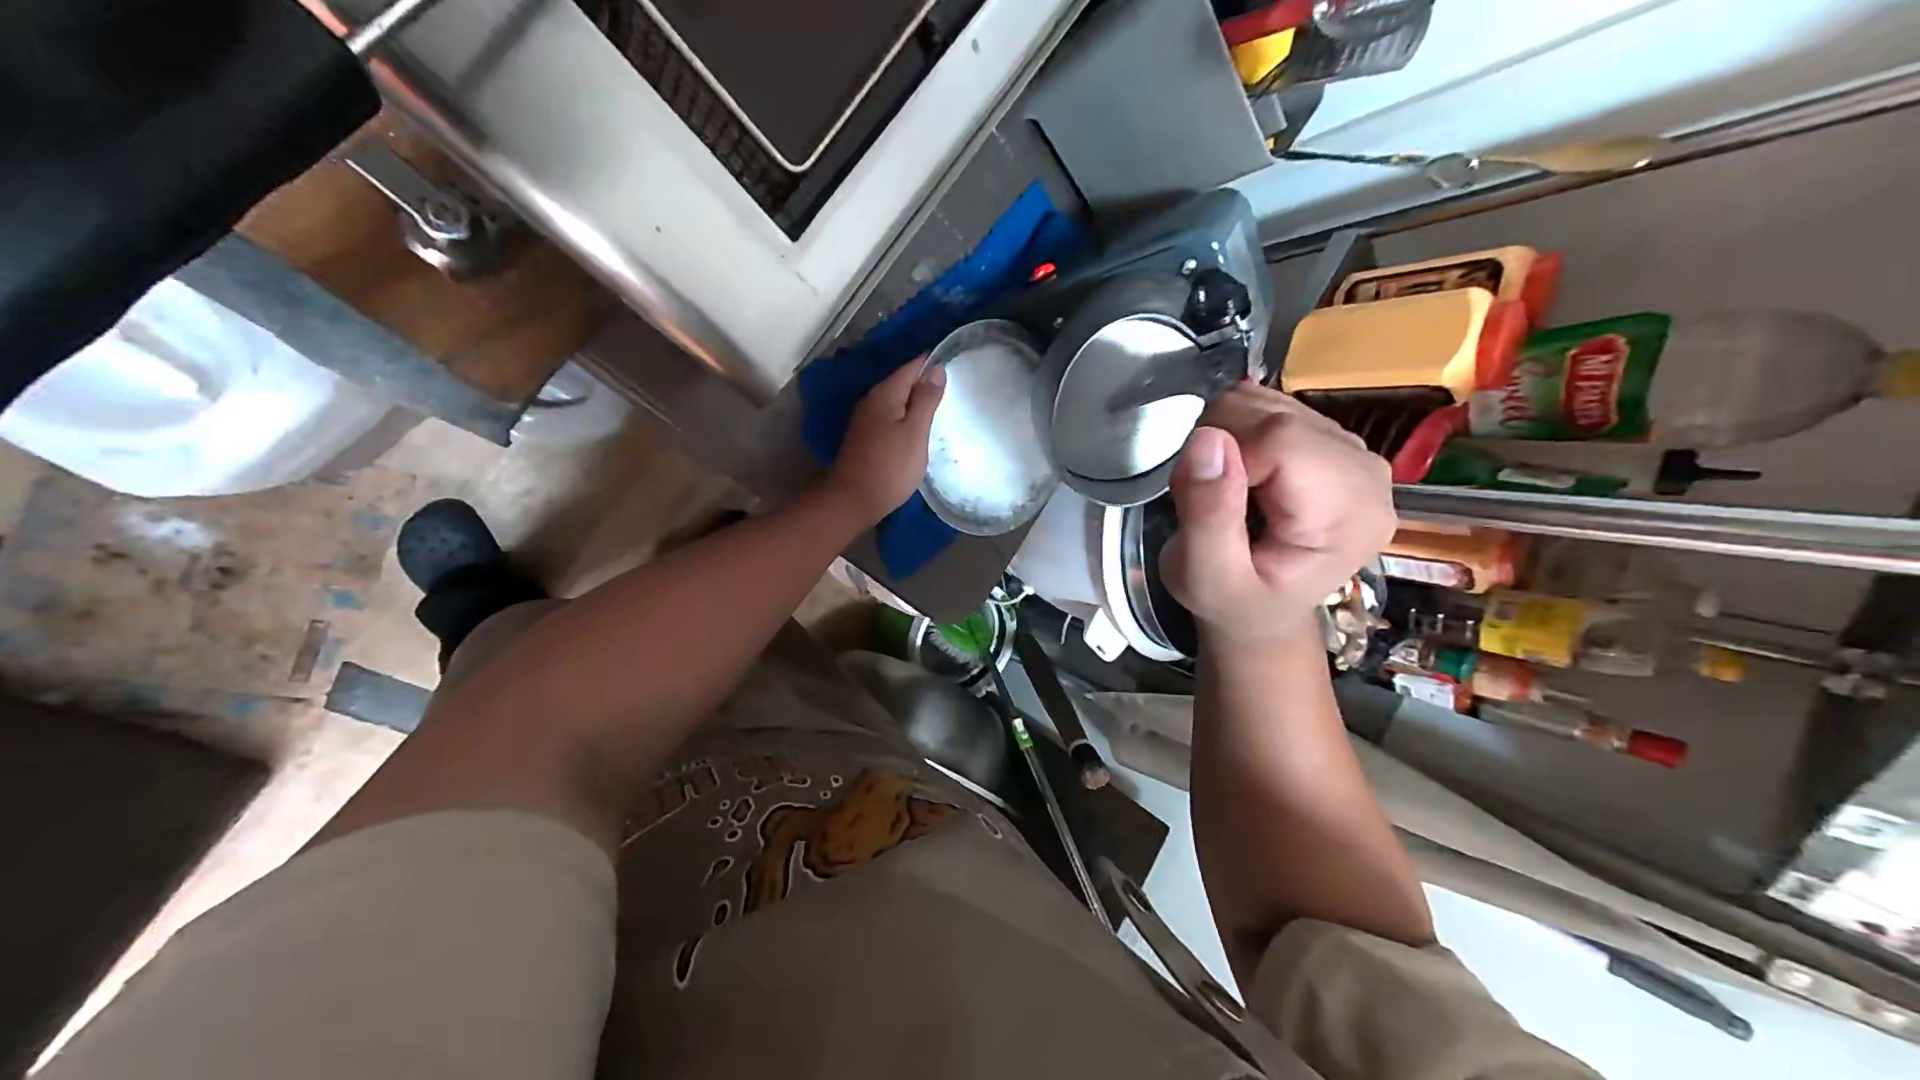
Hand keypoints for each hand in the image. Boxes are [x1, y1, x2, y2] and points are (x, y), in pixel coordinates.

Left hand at [824, 358, 946, 524]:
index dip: (931, 362)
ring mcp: (865, 420)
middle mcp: (871, 401)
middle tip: (952, 383)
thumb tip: (936, 369)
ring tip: (939, 403)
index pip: (912, 367)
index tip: (952, 359)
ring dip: (914, 399)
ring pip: (894, 400)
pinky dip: (904, 415)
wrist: (853, 500)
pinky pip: (889, 416)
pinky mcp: (864, 437)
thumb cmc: (890, 466)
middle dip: (923, 380)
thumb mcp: (915, 432)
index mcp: (885, 394)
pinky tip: (916, 425)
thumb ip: (926, 400)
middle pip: (901, 382)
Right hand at [1161, 382, 1395, 644]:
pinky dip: (1235, 431)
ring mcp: (1352, 450)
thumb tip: (1206, 437)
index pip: (1281, 440)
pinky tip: (1237, 474)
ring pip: (1267, 403)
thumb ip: (1208, 515)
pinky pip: (1268, 406)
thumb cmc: (1234, 602)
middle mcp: (1366, 471)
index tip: (1202, 499)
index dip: (1227, 456)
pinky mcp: (1330, 438)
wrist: (1261, 610)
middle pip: (1276, 416)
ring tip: (1222, 491)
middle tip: (1205, 499)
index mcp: (1350, 513)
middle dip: (1221, 445)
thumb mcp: (1206, 578)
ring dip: (1225, 438)